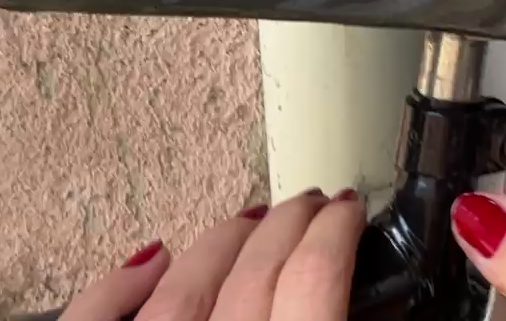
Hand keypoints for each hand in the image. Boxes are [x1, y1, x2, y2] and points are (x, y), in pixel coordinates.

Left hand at [62, 190, 364, 320]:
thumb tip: (388, 300)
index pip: (317, 275)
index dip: (340, 228)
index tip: (350, 209)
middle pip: (256, 271)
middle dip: (294, 221)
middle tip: (313, 205)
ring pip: (183, 288)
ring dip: (225, 241)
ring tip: (250, 220)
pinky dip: (118, 287)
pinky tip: (149, 258)